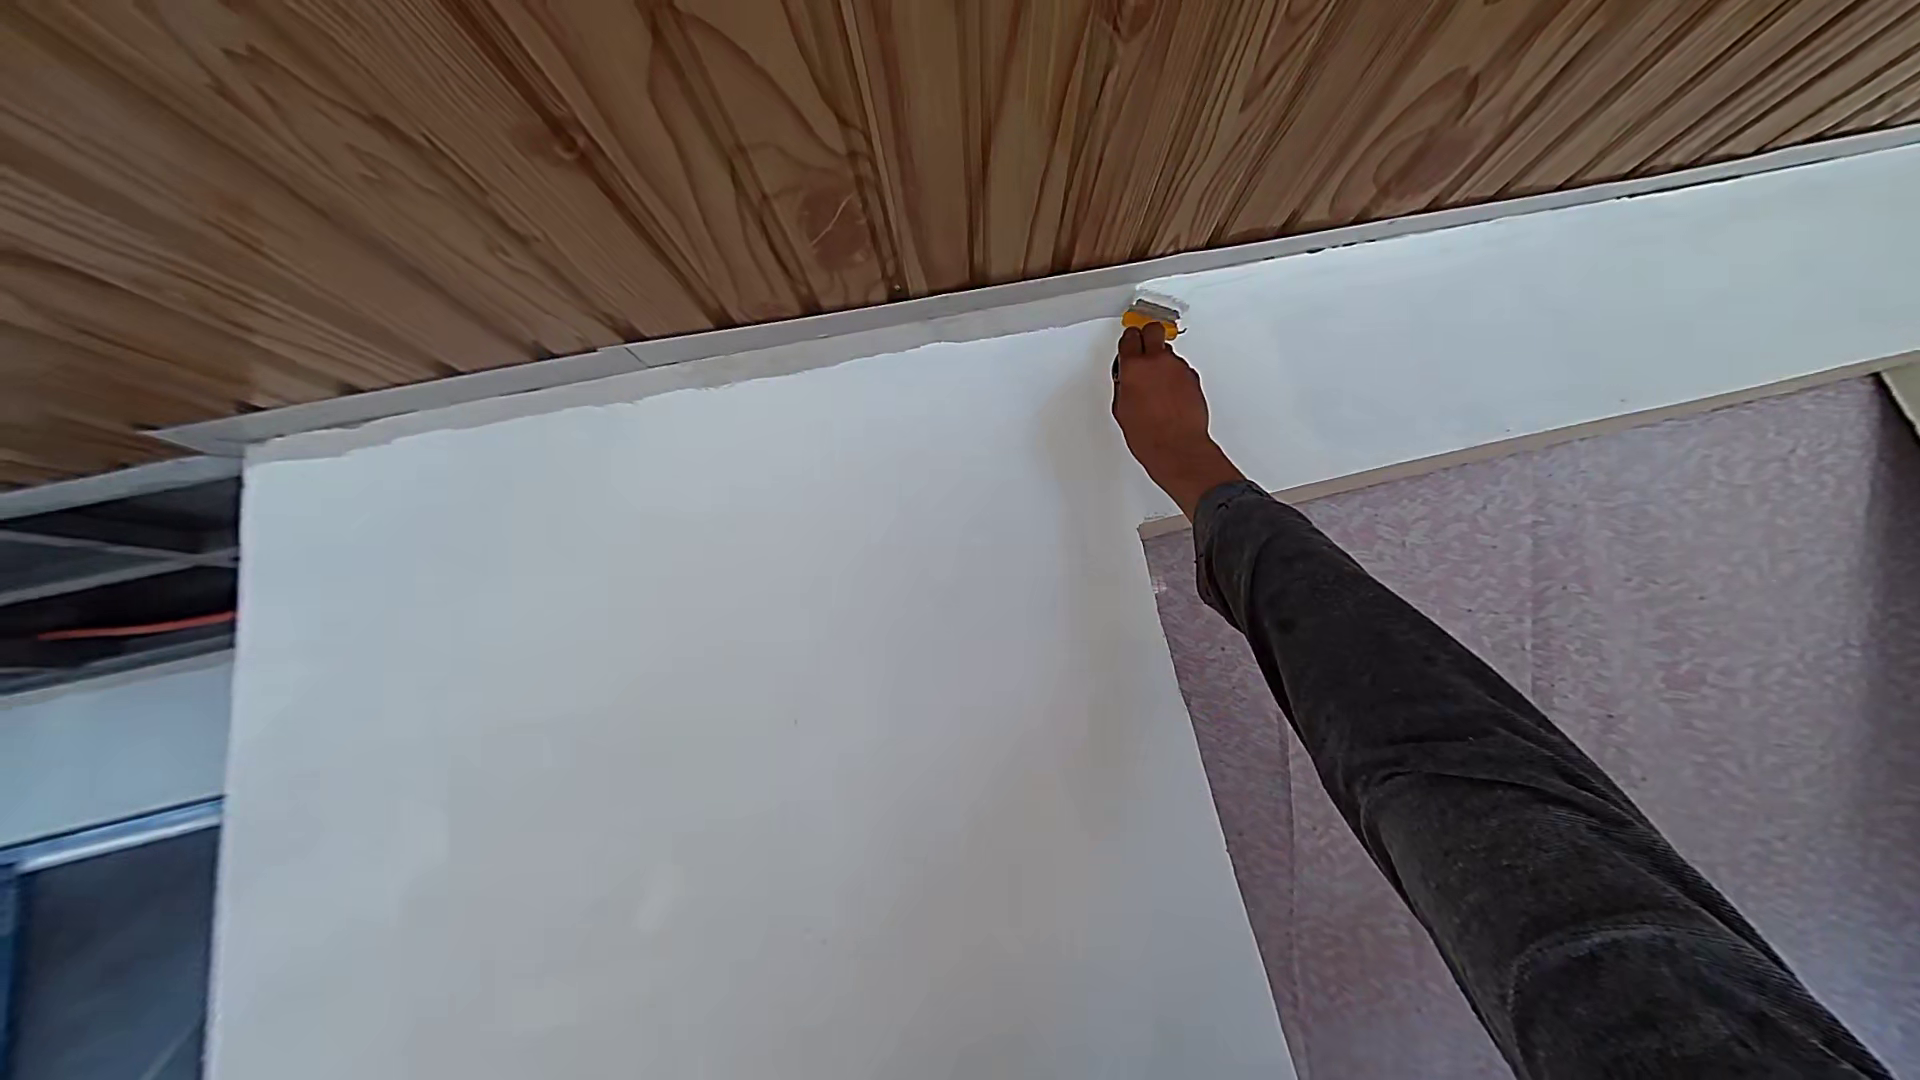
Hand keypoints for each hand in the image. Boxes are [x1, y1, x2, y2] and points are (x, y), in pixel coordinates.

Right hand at [1111, 322, 1245, 519]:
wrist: (1176, 447)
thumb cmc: (1149, 435)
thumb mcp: (1122, 409)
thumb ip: (1124, 386)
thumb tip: (1127, 381)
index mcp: (1134, 368)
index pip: (1129, 338)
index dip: (1128, 340)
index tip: (1127, 342)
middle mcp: (1157, 362)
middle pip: (1153, 330)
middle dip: (1147, 335)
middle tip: (1143, 343)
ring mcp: (1178, 368)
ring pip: (1168, 352)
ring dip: (1161, 361)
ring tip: (1156, 381)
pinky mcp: (1192, 377)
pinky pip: (1180, 368)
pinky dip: (1174, 376)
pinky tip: (1169, 393)